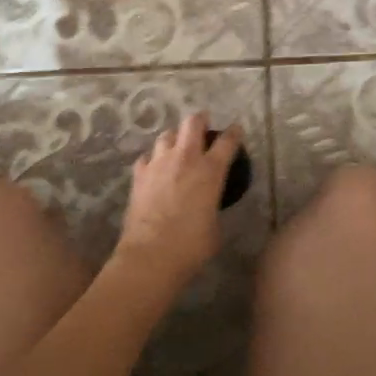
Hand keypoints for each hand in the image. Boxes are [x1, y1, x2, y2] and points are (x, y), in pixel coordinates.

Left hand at [116, 114, 241, 290]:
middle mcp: (185, 159)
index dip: (234, 133)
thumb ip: (214, 207)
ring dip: (175, 138)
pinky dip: (153, 160)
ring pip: (167, 135)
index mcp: (210, 171)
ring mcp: (158, 163)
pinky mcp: (139, 174)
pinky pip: (147, 157)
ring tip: (177, 147)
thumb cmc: (191, 246)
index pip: (227, 142)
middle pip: (192, 123)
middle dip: (200, 120)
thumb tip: (209, 206)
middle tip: (204, 125)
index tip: (236, 129)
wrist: (151, 255)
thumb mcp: (215, 227)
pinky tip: (154, 169)